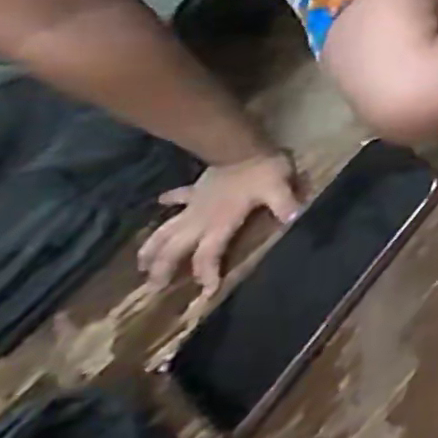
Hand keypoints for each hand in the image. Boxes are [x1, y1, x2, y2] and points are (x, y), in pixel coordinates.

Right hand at [136, 151, 301, 294]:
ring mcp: (195, 204)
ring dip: (152, 246)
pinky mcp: (197, 189)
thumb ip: (286, 205)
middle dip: (162, 268)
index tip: (206, 292)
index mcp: (219, 223)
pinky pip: (178, 197)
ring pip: (166, 229)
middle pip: (175, 248)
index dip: (206, 274)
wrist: (242, 145)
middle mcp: (200, 219)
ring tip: (140, 263)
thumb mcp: (278, 188)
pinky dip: (168, 201)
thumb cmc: (262, 169)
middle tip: (153, 288)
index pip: (208, 255)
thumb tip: (297, 219)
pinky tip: (158, 203)